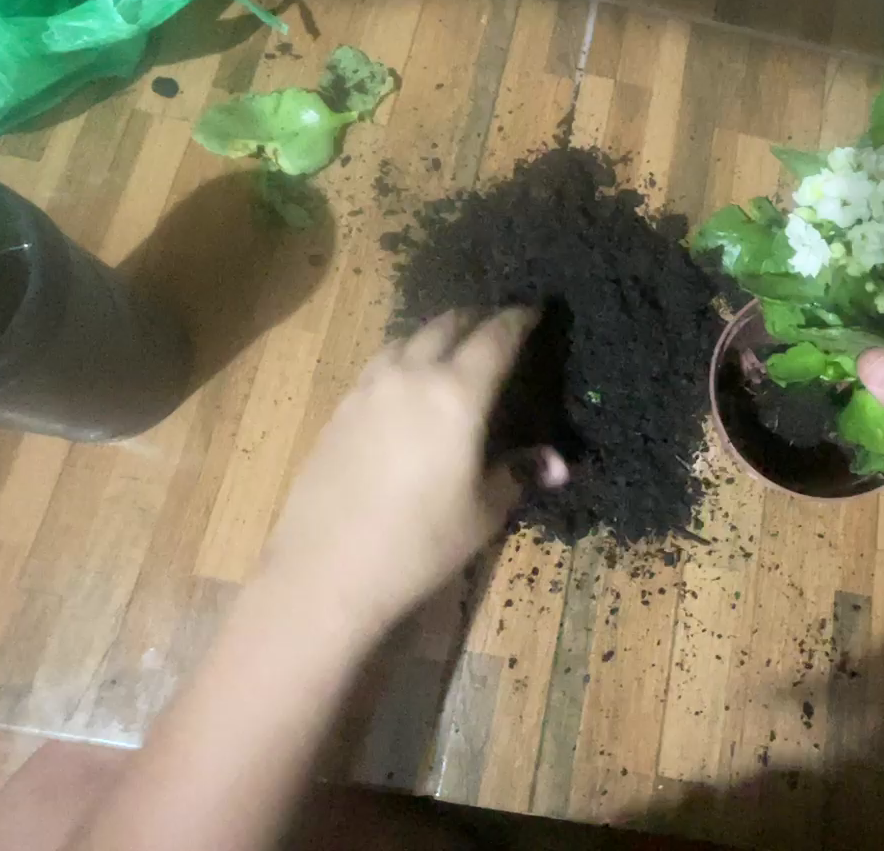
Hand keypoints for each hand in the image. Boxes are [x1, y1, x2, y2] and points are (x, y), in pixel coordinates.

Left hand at [262, 309, 567, 634]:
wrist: (325, 570)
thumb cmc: (419, 543)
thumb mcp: (483, 511)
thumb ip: (520, 473)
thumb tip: (558, 463)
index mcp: (456, 393)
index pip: (496, 337)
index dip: (520, 319)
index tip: (535, 311)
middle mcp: (412, 375)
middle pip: (448, 324)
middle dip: (477, 318)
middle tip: (497, 325)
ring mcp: (369, 387)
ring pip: (409, 337)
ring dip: (438, 332)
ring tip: (453, 345)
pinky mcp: (341, 407)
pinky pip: (382, 362)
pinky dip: (406, 355)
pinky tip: (408, 380)